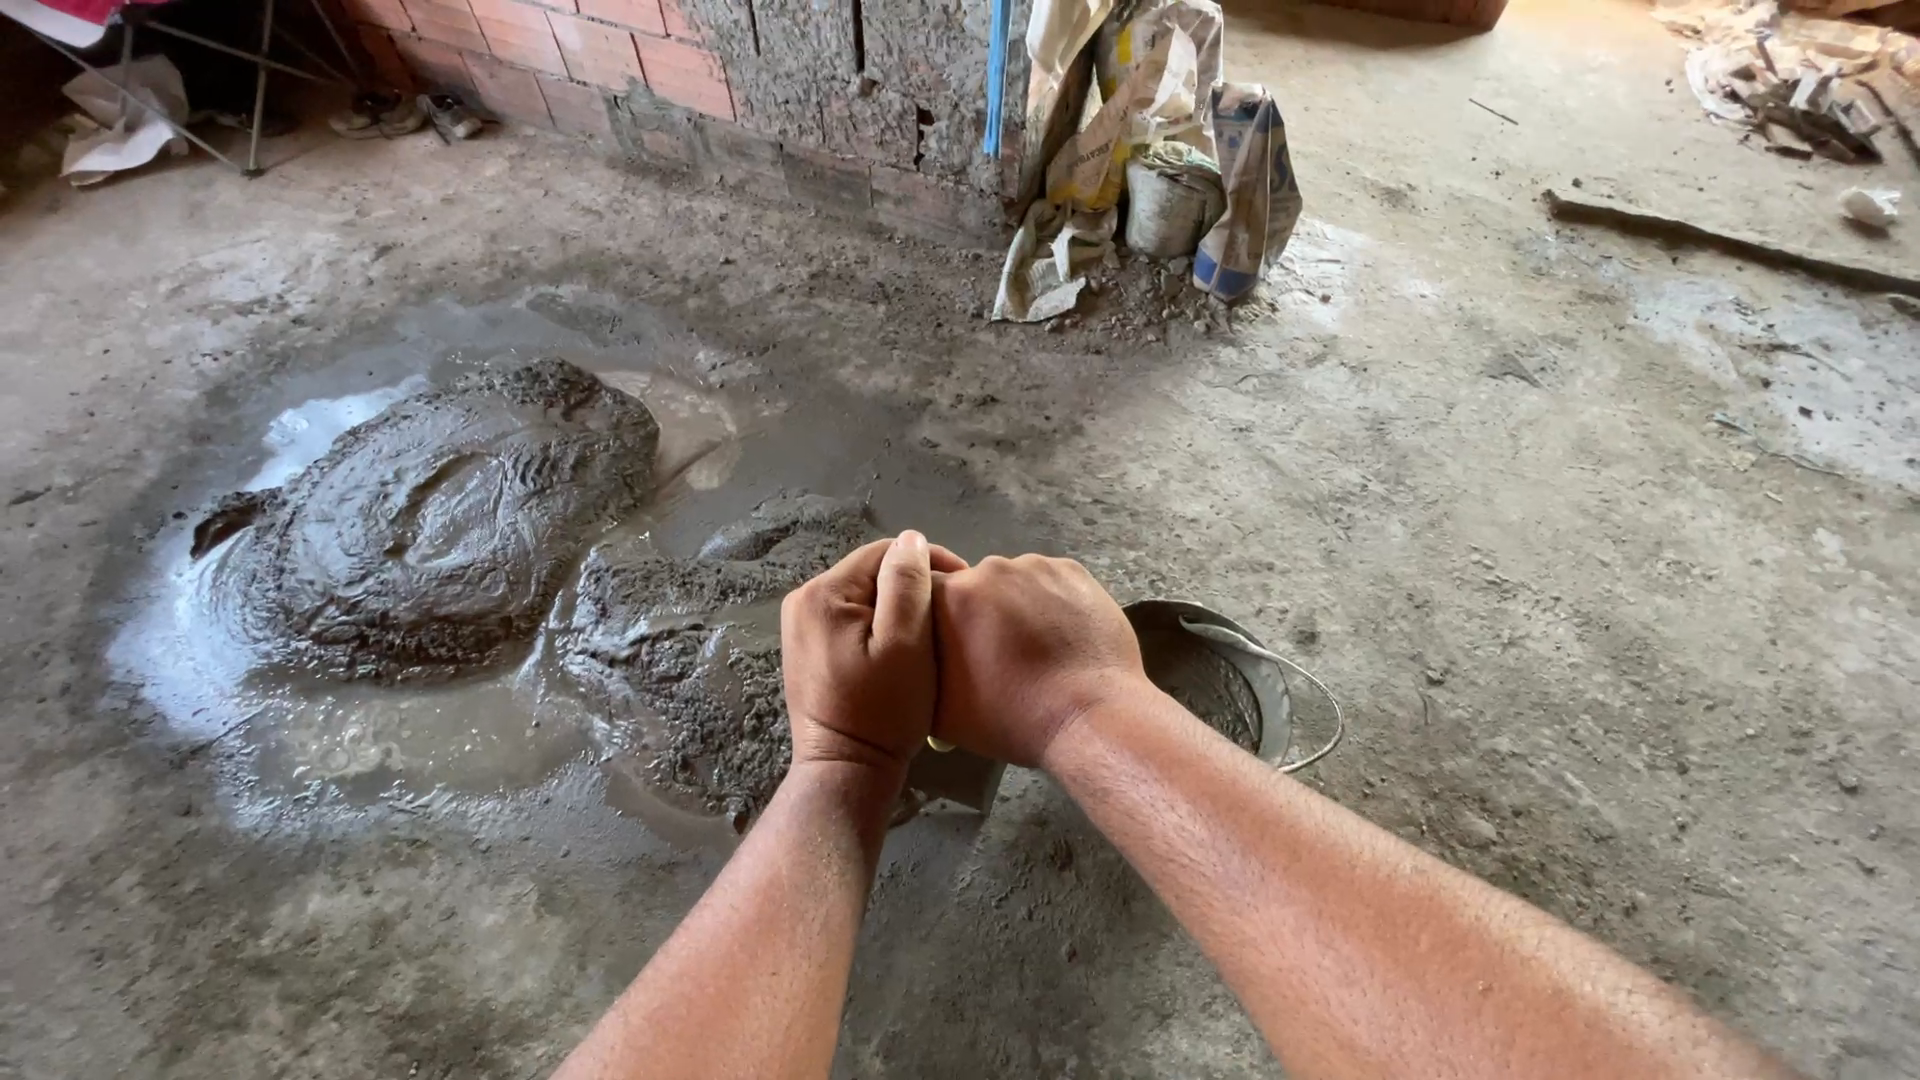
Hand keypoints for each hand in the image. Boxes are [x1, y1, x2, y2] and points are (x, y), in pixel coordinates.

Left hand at [780, 530, 968, 777]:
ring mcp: (800, 625)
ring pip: (864, 594)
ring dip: (897, 605)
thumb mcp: (905, 644)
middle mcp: (802, 600)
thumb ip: (907, 584)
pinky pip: (851, 618)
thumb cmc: (882, 710)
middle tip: (948, 612)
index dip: (927, 561)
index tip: (961, 583)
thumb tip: (911, 539)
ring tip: (929, 629)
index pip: (884, 552)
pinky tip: (900, 646)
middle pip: (871, 572)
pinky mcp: (807, 647)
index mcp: (822, 593)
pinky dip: (878, 624)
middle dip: (911, 585)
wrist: (847, 769)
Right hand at [931, 555, 1148, 767]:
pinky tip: (1062, 637)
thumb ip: (917, 673)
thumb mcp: (939, 711)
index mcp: (950, 597)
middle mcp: (989, 569)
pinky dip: (1051, 603)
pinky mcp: (1073, 571)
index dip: (937, 620)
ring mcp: (1036, 566)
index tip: (952, 646)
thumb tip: (914, 663)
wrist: (1090, 715)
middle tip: (998, 654)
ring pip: (1014, 582)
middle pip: (973, 586)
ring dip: (1016, 606)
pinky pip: (1051, 582)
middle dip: (979, 613)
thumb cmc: (1010, 719)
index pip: (926, 595)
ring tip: (1036, 647)